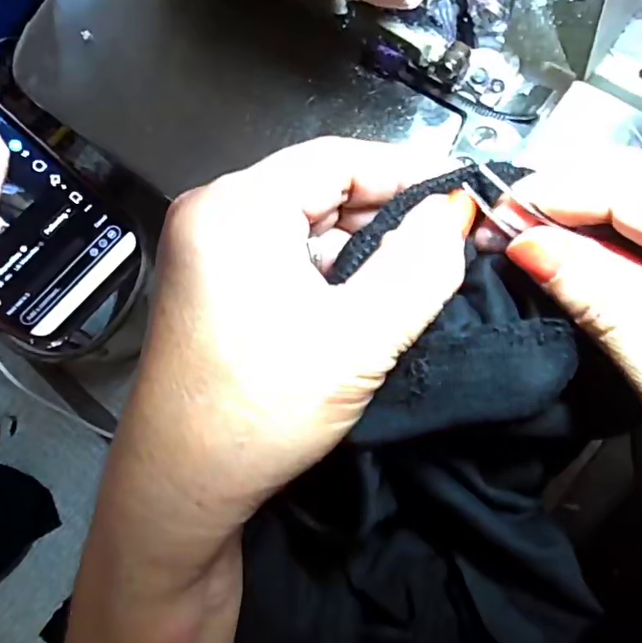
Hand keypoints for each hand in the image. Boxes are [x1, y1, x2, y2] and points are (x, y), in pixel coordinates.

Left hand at [106, 138, 475, 560]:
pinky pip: (285, 257)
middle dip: (386, 216)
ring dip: (360, 249)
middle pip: (320, 189)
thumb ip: (419, 265)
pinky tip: (359, 304)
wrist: (181, 485)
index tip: (459, 195)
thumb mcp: (359, 336)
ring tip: (408, 281)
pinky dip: (329, 272)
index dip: (407, 172)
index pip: (339, 158)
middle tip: (444, 245)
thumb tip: (452, 214)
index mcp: (236, 206)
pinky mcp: (213, 285)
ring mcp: (207, 251)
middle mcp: (212, 214)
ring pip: (306, 227)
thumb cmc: (258, 411)